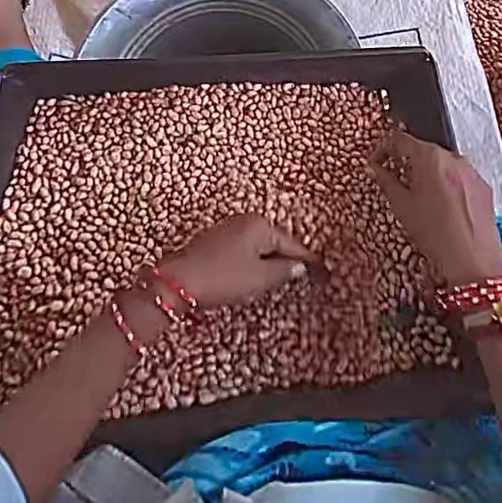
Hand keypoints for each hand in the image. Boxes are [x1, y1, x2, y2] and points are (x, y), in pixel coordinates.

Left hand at [156, 213, 315, 309]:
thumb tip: (298, 267)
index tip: (323, 271)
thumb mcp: (259, 278)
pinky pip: (243, 249)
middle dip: (288, 258)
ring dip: (269, 260)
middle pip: (275, 241)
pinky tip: (252, 275)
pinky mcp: (214, 241)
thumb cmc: (222, 277)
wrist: (178, 282)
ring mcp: (227, 229)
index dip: (309, 260)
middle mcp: (245, 220)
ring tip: (281, 278)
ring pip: (258, 245)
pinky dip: (253, 260)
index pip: (292, 244)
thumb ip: (283, 271)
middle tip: (305, 276)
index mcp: (260, 225)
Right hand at [368, 130, 501, 285]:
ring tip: (419, 194)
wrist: (472, 261)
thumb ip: (386, 181)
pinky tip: (442, 204)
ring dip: (428, 171)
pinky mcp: (483, 186)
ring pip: (443, 163)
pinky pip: (459, 176)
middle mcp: (453, 158)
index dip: (384, 148)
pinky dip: (447, 183)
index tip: (377, 160)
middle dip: (407, 160)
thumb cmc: (434, 233)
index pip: (400, 140)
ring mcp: (471, 171)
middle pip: (423, 149)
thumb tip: (375, 168)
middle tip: (394, 177)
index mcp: (430, 158)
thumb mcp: (401, 206)